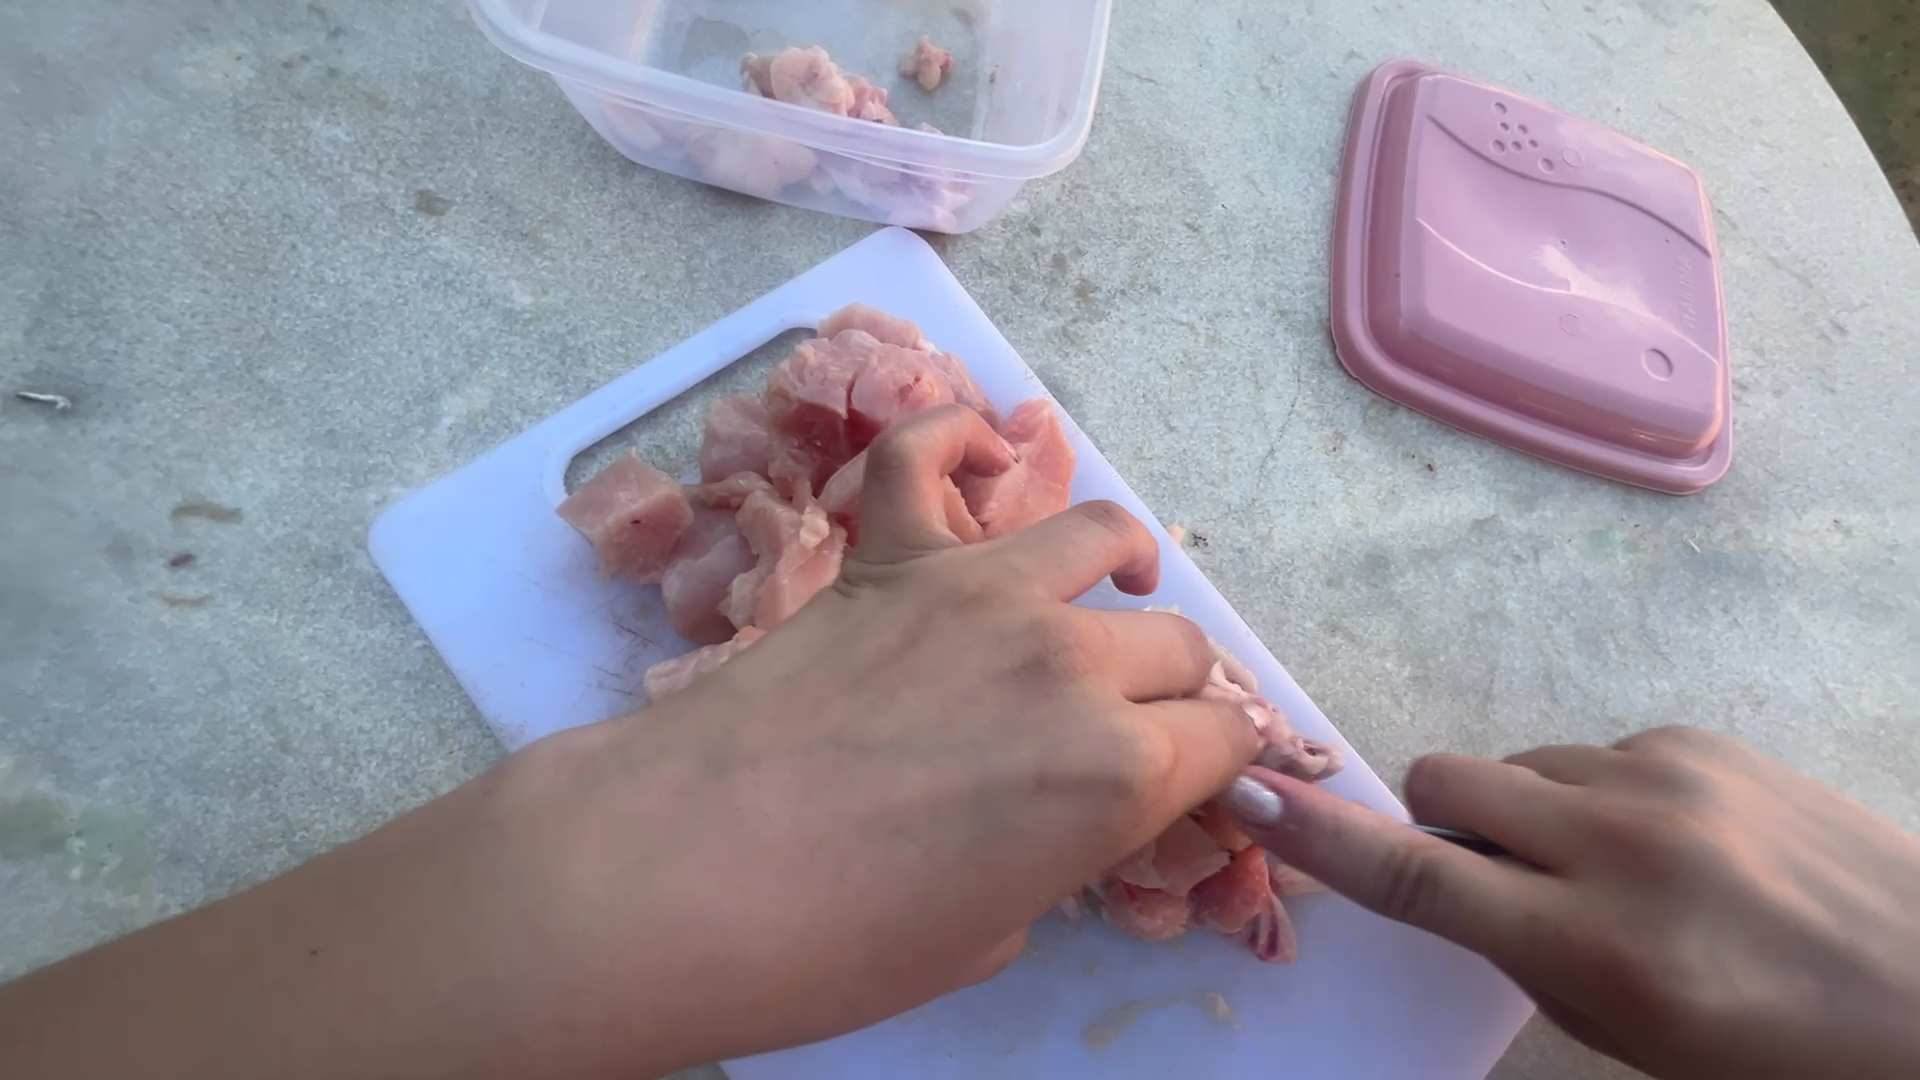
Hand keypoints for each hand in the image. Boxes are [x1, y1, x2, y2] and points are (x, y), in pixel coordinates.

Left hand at [581, 404, 1258, 1067]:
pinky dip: (959, 440)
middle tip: (1137, 710)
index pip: (1226, 740)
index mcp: (1116, 775)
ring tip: (1113, 584)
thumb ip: (1060, 847)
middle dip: (1177, 687)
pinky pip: (929, 454)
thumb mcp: (995, 929)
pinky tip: (983, 457)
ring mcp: (982, 591)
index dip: (1219, 756)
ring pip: (1104, 536)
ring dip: (1124, 564)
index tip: (1197, 765)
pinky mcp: (893, 557)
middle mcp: (1068, 662)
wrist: (683, 874)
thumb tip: (1075, 805)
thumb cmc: (838, 943)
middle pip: (1181, 645)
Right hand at [1226, 727, 1919, 1079]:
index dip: (1322, 836)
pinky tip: (1690, 840)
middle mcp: (1629, 848)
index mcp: (1610, 951)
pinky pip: (1593, 752)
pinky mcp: (1702, 739)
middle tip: (1509, 865)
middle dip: (1449, 814)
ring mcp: (1671, 778)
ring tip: (1636, 864)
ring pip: (1518, 765)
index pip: (1418, 876)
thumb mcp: (1634, 1039)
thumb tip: (1448, 862)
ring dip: (1540, 809)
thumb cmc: (1787, 1059)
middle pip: (1445, 780)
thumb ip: (1519, 946)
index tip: (1253, 793)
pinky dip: (1607, 793)